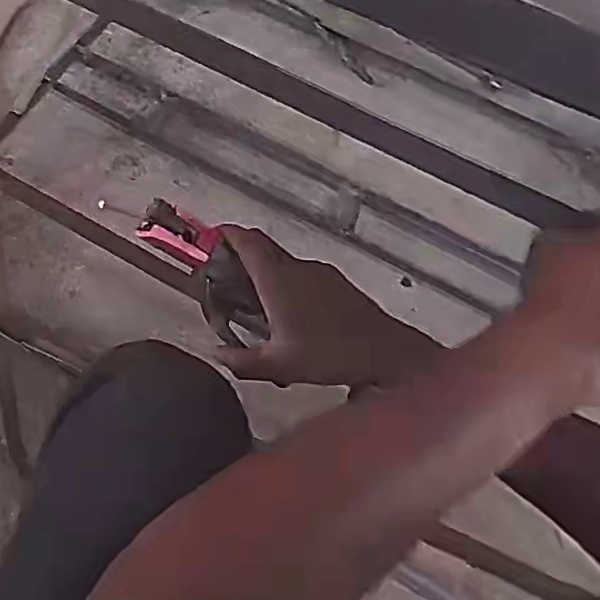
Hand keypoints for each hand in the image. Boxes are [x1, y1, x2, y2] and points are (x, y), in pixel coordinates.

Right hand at [216, 227, 443, 388]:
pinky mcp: (335, 283)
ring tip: (253, 298)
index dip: (228, 234)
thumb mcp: (280, 366)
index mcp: (279, 281)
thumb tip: (220, 357)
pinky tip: (288, 312)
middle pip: (263, 247)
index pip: (248, 242)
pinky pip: (301, 273)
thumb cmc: (334, 354)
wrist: (386, 352)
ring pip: (282, 261)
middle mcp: (298, 269)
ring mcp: (319, 273)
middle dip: (240, 252)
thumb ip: (243, 361)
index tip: (213, 235)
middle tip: (224, 268)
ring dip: (264, 270)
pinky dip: (285, 282)